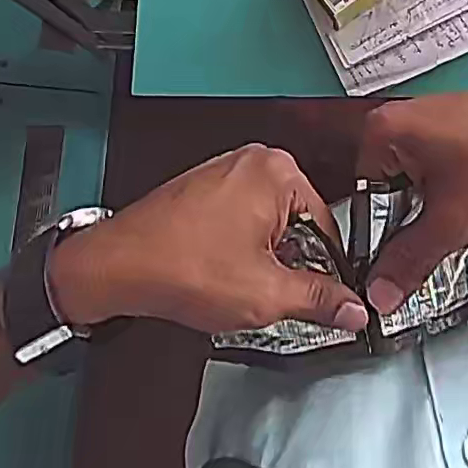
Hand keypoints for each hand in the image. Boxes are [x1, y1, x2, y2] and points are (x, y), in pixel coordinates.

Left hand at [47, 145, 368, 334]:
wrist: (116, 265)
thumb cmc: (179, 264)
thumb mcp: (265, 293)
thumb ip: (318, 299)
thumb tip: (351, 307)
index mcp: (278, 172)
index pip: (327, 229)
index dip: (327, 272)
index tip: (327, 300)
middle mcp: (256, 160)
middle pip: (299, 224)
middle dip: (290, 263)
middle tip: (271, 293)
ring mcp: (230, 170)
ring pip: (271, 223)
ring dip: (265, 256)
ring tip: (240, 282)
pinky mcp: (210, 185)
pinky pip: (245, 216)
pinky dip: (243, 245)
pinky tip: (224, 269)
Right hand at [357, 90, 467, 311]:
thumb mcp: (452, 223)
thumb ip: (408, 261)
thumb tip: (380, 292)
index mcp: (384, 130)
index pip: (360, 196)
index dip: (378, 237)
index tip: (392, 266)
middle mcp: (400, 116)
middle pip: (385, 187)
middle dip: (408, 220)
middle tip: (436, 241)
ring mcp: (428, 117)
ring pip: (412, 179)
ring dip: (430, 206)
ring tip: (460, 219)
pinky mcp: (454, 124)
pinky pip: (434, 166)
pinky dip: (447, 189)